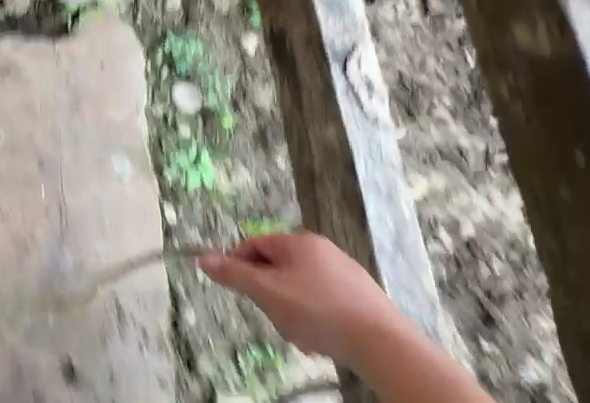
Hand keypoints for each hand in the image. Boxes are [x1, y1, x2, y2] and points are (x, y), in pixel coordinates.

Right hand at [199, 233, 403, 367]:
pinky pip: (327, 303)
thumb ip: (233, 273)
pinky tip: (321, 339)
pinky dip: (317, 318)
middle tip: (271, 314)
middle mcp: (325, 252)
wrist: (386, 347)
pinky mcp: (367, 301)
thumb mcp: (266, 291)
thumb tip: (202, 258)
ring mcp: (350, 276)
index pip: (254, 245)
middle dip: (269, 293)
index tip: (239, 290)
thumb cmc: (318, 311)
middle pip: (278, 267)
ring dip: (291, 309)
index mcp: (299, 242)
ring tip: (299, 333)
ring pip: (302, 288)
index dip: (240, 265)